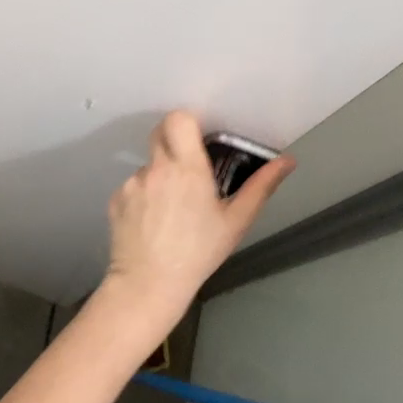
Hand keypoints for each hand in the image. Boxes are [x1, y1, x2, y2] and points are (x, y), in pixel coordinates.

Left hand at [103, 111, 293, 312]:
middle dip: (174, 143)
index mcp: (187, 168)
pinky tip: (153, 222)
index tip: (199, 138)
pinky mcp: (115, 201)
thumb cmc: (197, 254)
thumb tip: (287, 161)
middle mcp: (155, 170)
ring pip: (147, 166)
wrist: (148, 283)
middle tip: (189, 168)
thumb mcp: (235, 221)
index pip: (178, 119)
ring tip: (171, 210)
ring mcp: (131, 184)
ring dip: (159, 177)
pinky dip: (143, 197)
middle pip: (159, 134)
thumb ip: (261, 186)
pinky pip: (132, 187)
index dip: (187, 123)